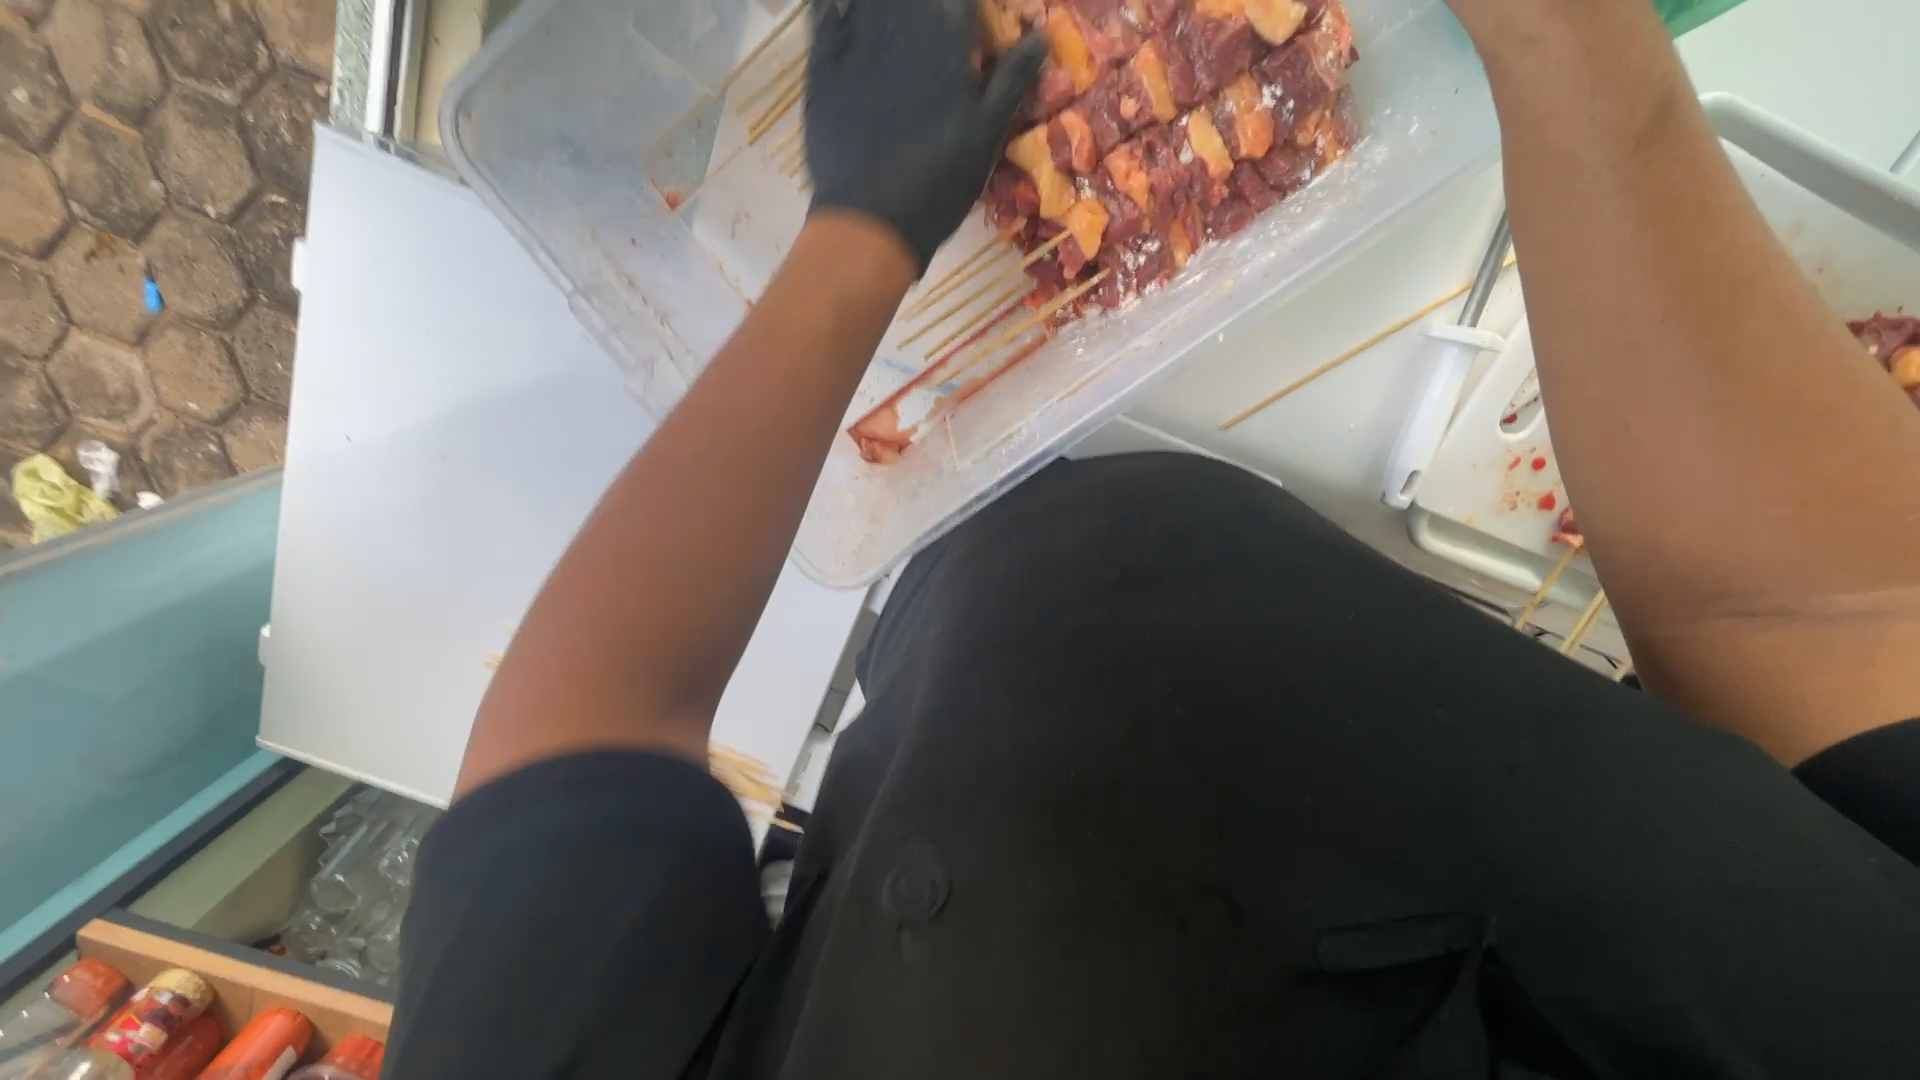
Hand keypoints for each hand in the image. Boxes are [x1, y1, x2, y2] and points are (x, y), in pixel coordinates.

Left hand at [804, 0, 1045, 272]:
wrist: (871, 224)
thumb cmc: (938, 187)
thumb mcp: (987, 138)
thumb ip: (1012, 81)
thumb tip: (1041, 36)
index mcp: (949, 40)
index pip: (958, 0)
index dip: (961, 9)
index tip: (963, 21)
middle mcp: (903, 27)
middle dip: (926, 7)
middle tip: (929, 22)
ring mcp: (857, 43)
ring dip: (886, 6)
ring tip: (897, 21)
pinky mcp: (823, 64)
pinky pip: (824, 10)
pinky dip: (833, 4)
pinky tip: (842, 8)